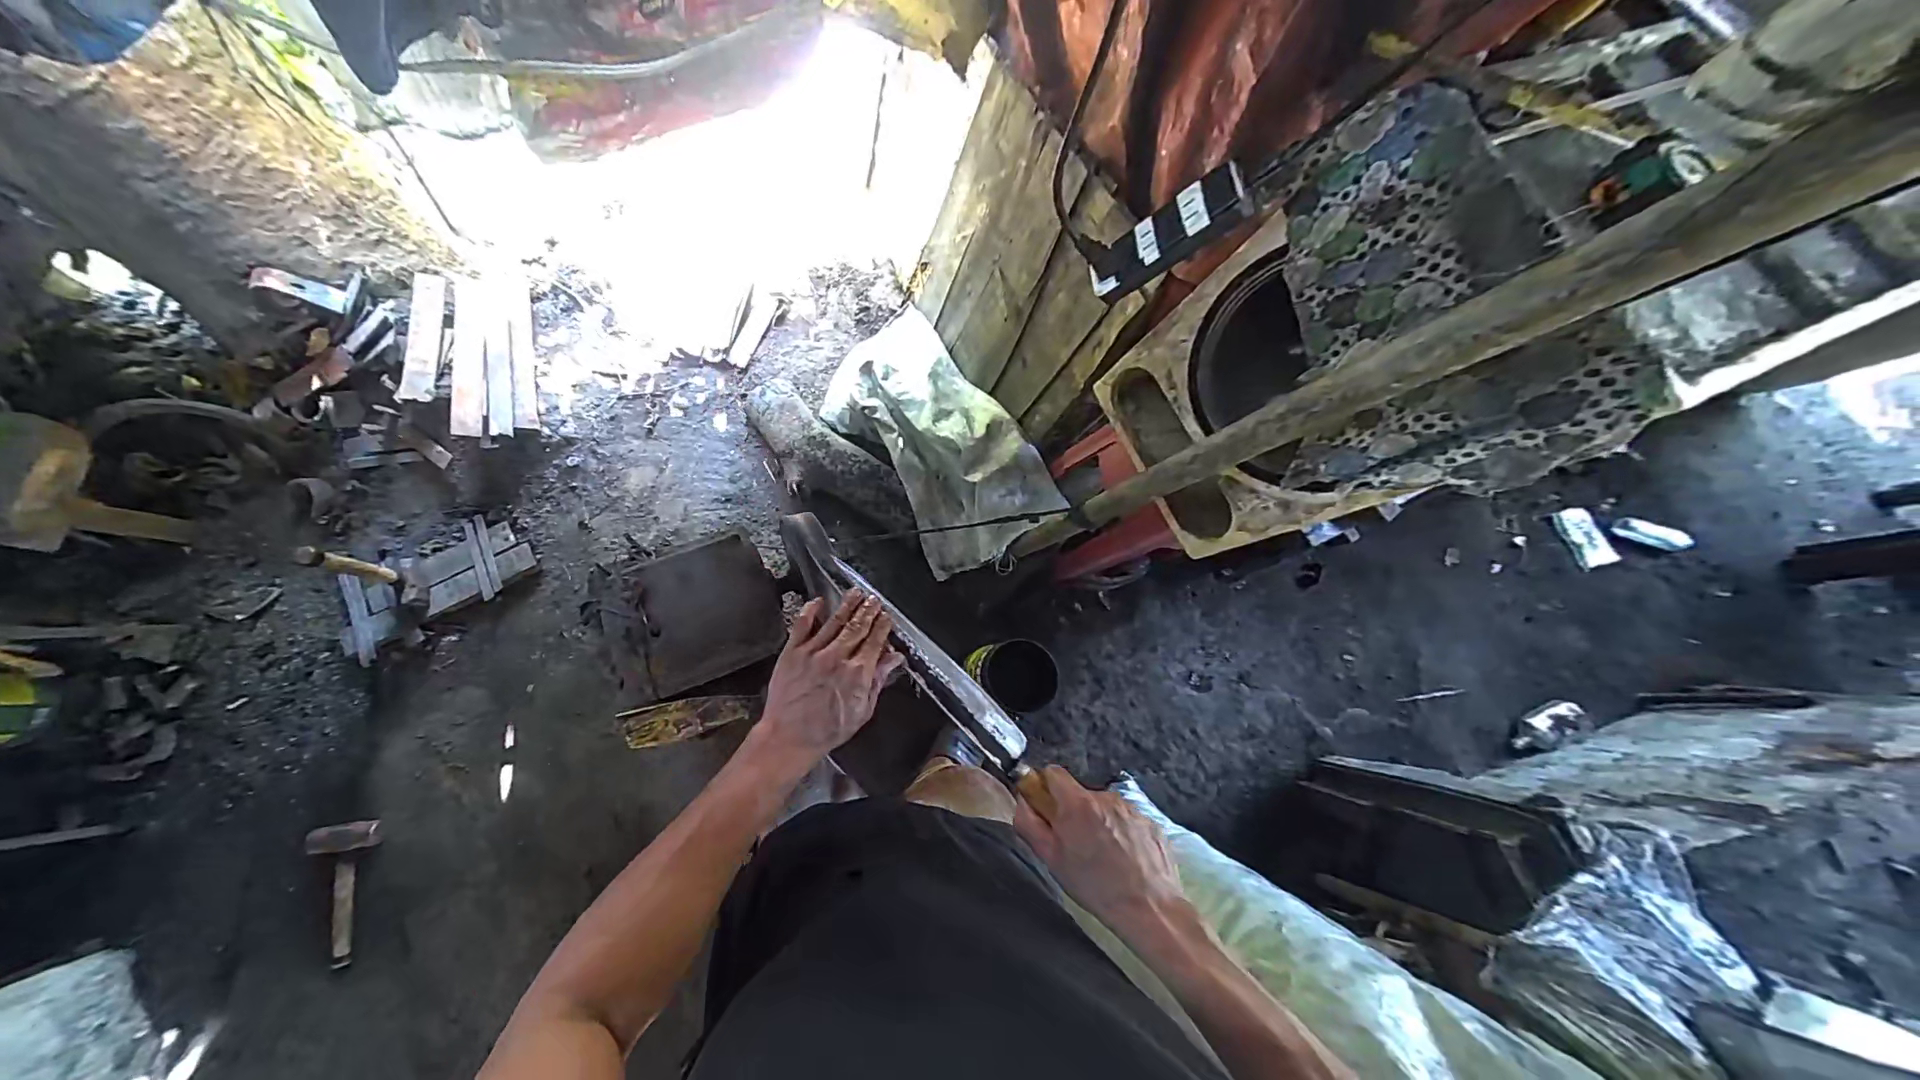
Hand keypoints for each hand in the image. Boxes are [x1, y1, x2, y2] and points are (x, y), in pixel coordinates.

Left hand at [751, 590, 902, 765]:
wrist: (789, 737)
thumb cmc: (827, 730)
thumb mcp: (863, 711)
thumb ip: (878, 681)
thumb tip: (893, 659)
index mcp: (858, 673)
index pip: (875, 640)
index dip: (883, 626)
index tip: (886, 617)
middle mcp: (837, 658)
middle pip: (858, 626)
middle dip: (868, 610)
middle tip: (874, 599)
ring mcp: (813, 653)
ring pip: (834, 621)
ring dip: (847, 605)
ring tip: (855, 593)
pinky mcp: (792, 653)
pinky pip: (803, 625)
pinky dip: (811, 611)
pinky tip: (818, 601)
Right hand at [1014, 766, 1187, 931]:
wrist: (1150, 908)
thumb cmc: (1096, 887)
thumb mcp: (1051, 859)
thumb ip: (1029, 823)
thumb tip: (1022, 801)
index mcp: (1078, 804)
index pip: (1053, 772)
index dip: (1045, 788)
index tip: (1046, 809)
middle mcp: (1105, 797)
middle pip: (1079, 793)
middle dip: (1073, 812)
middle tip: (1075, 844)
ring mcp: (1130, 808)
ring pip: (1103, 808)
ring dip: (1098, 823)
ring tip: (1103, 856)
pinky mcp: (1149, 821)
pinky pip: (1125, 819)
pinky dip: (1120, 833)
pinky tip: (1123, 859)